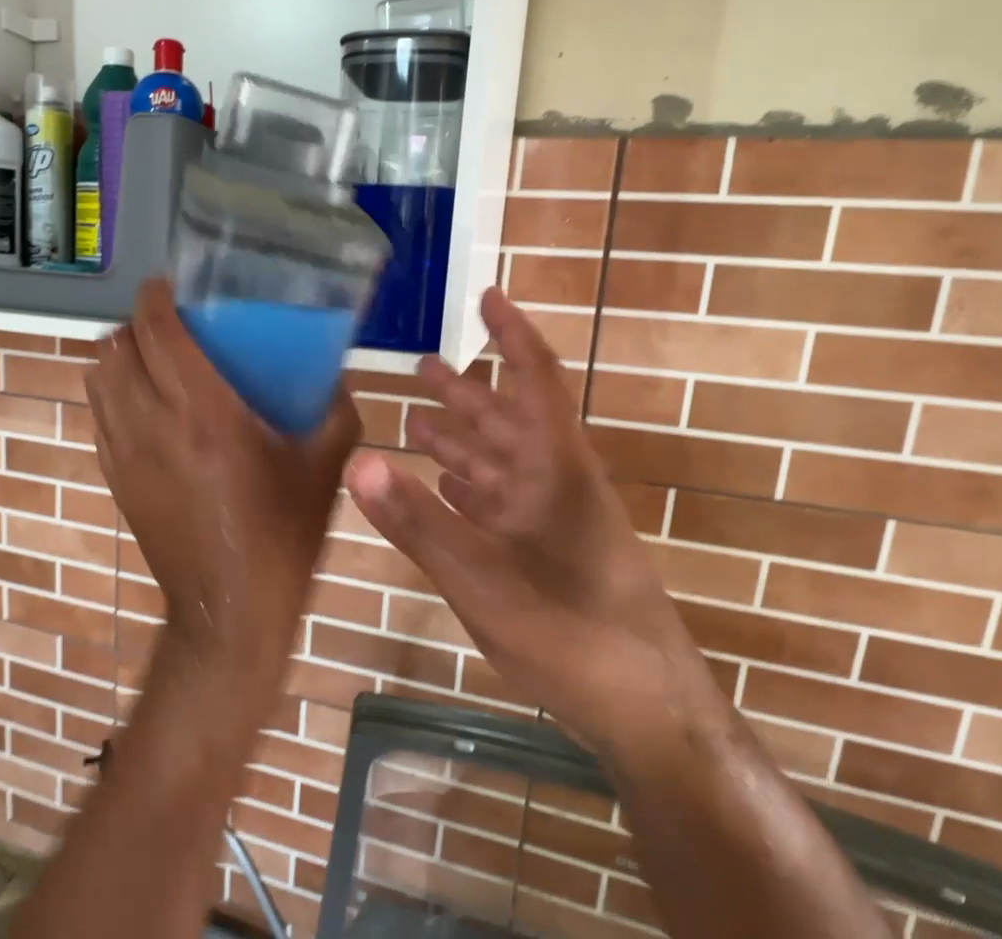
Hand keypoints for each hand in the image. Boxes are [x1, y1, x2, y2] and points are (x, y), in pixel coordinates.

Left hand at [87, 280, 361, 675]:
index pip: (156, 330)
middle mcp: (153, 423)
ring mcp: (126, 454)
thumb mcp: (325, 467)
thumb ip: (336, 411)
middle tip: (168, 325)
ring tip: (151, 361)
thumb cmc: (282, 534)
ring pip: (97, 379)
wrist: (230, 608)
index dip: (154, 297)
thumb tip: (334, 376)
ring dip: (118, 358)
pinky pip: (99, 417)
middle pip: (116, 347)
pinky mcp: (115, 480)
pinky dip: (112, 396)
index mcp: (204, 411)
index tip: (169, 286)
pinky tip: (144, 408)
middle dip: (135, 324)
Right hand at [346, 288, 685, 726]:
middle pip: (510, 422)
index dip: (513, 335)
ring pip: (505, 466)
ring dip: (465, 443)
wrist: (645, 706)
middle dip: (467, 393)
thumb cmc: (567, 631)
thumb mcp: (480, 577)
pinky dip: (473, 492)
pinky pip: (506, 507)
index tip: (489, 295)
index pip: (535, 381)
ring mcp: (558, 524)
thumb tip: (356, 460)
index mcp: (553, 472)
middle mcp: (557, 486)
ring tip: (418, 424)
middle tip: (420, 367)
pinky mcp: (554, 558)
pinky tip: (447, 490)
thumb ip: (417, 522)